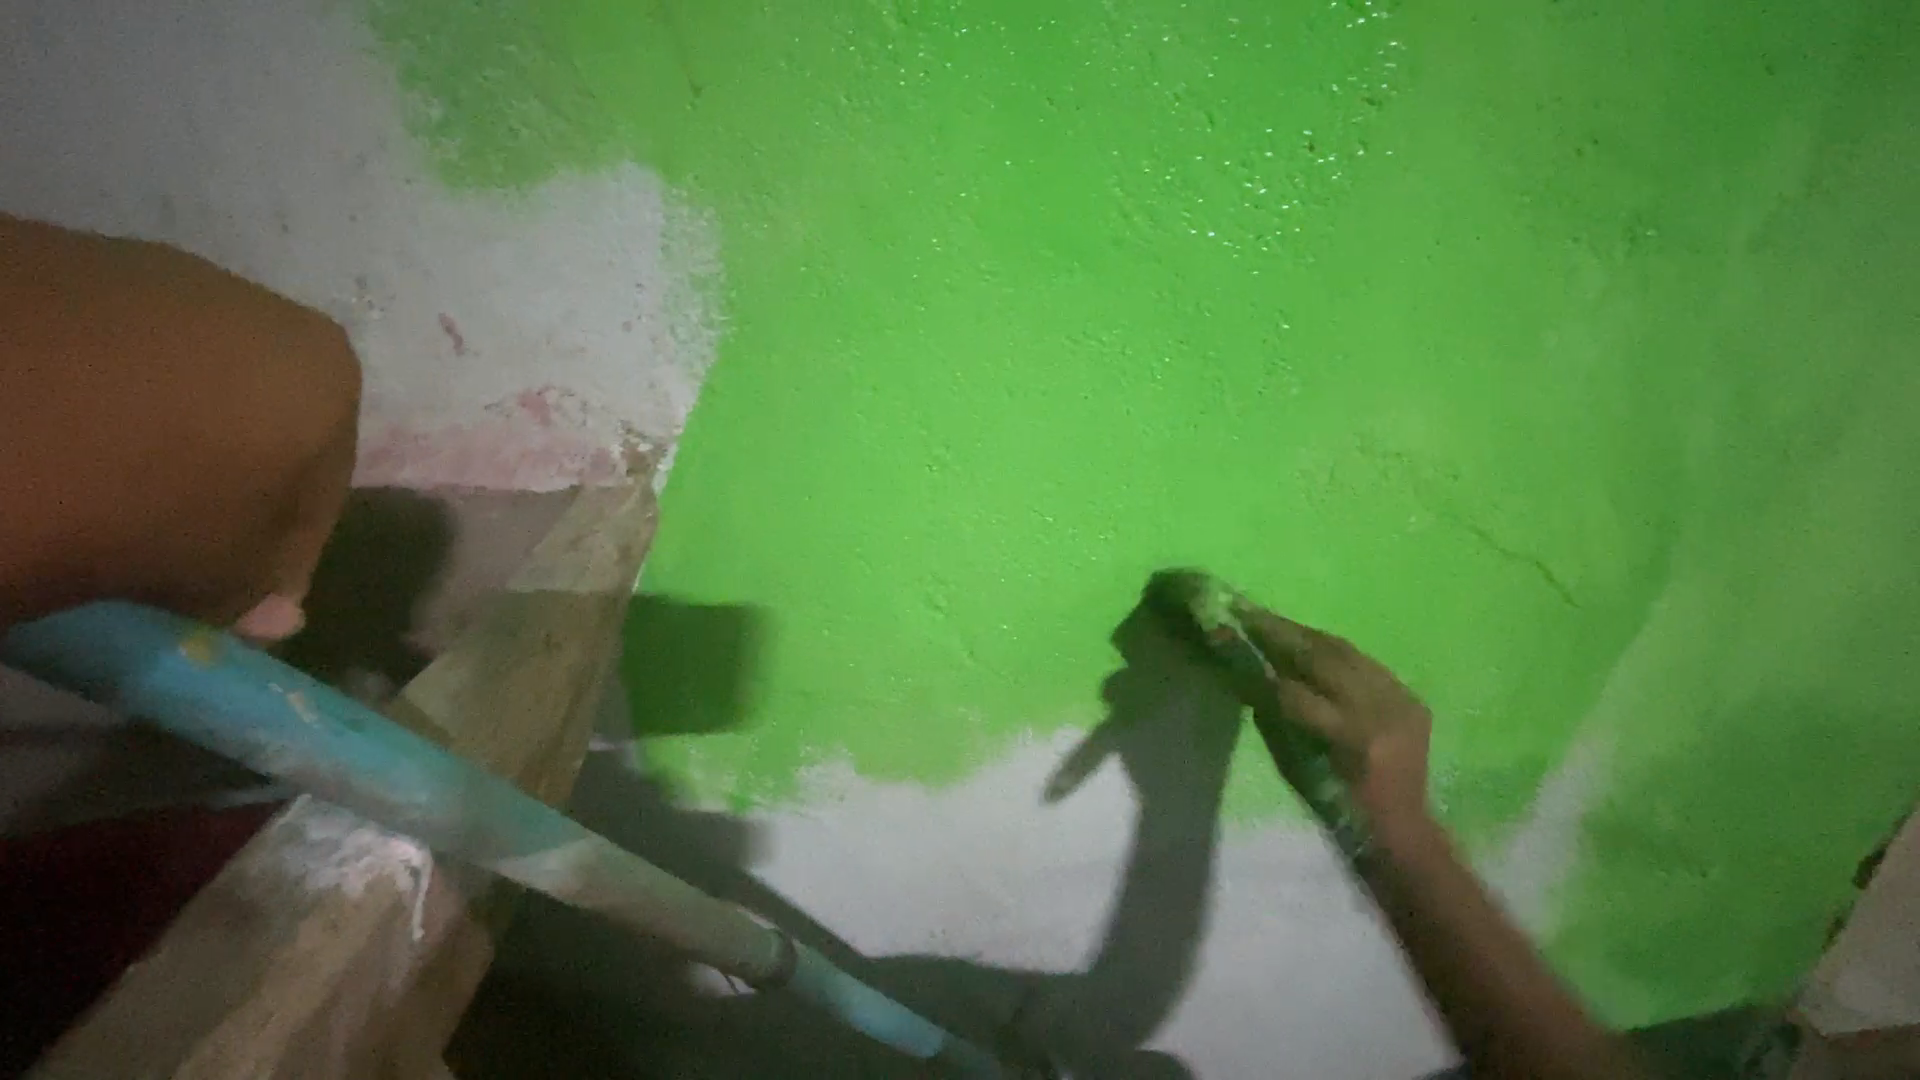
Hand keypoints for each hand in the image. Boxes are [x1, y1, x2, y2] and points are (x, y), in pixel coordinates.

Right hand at [1235, 605, 1432, 824]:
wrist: (1401, 826)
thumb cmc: (1337, 806)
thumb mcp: (1297, 767)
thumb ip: (1275, 717)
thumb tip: (1248, 674)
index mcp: (1350, 740)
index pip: (1295, 692)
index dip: (1258, 666)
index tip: (1230, 642)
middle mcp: (1380, 714)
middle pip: (1324, 659)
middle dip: (1282, 634)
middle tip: (1248, 615)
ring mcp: (1400, 701)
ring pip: (1346, 653)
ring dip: (1306, 635)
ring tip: (1273, 622)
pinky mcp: (1410, 697)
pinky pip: (1366, 663)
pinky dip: (1334, 651)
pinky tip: (1311, 642)